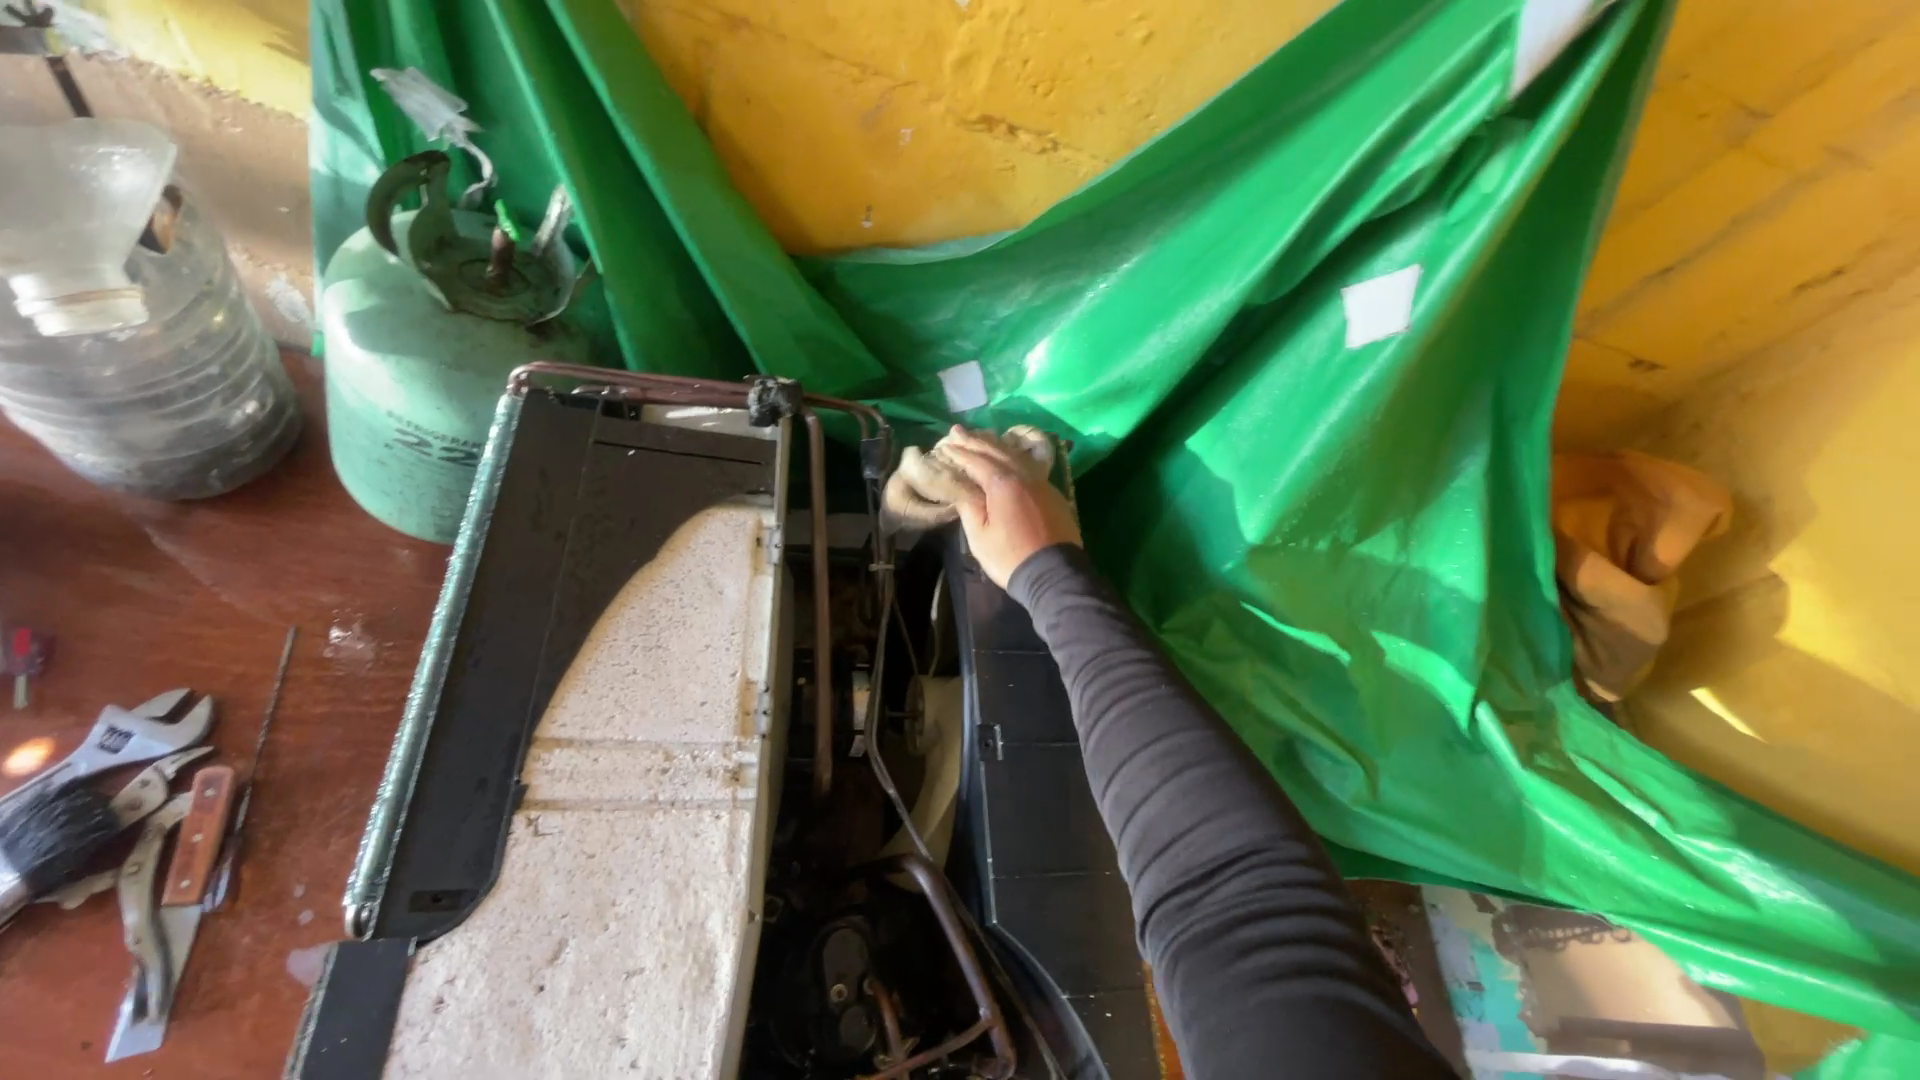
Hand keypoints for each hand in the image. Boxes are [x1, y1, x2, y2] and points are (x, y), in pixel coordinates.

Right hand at [942, 426, 1081, 587]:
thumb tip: (963, 488)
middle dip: (975, 441)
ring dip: (996, 445)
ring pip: (1016, 456)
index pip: (977, 461)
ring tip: (982, 437)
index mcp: (1003, 483)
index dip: (960, 453)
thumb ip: (969, 506)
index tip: (945, 445)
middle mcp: (1024, 476)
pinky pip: (1029, 466)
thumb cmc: (1010, 557)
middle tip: (957, 430)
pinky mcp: (1053, 495)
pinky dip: (1014, 457)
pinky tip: (1009, 457)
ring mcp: (1042, 483)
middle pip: (997, 452)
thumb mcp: (979, 535)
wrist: (1054, 574)